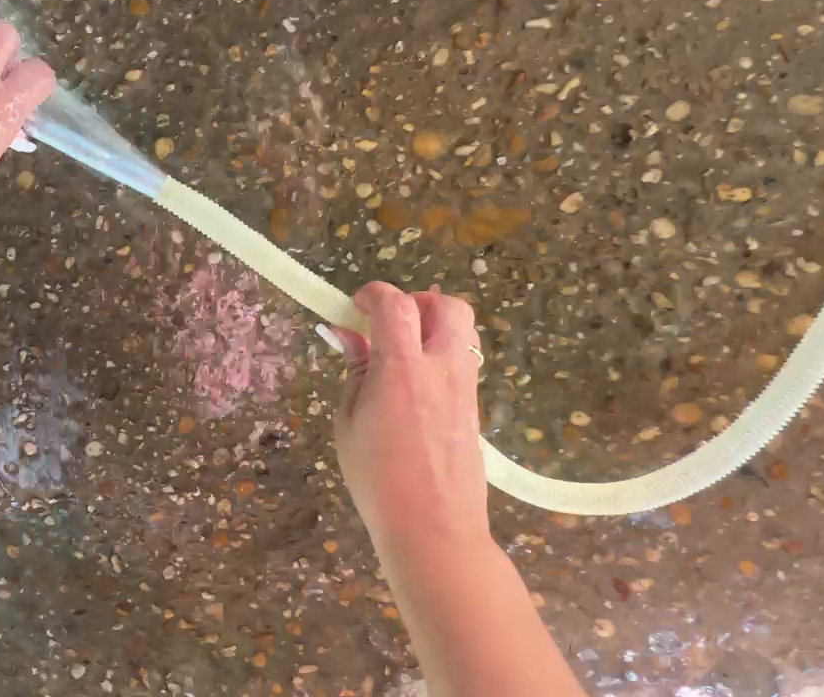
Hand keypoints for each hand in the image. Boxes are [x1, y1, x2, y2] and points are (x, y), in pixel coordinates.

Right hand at [331, 282, 491, 552]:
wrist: (434, 530)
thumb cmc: (377, 478)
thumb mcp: (348, 421)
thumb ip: (355, 372)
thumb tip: (348, 337)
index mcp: (402, 371)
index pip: (396, 305)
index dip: (373, 294)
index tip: (354, 305)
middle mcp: (442, 371)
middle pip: (448, 307)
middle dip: (418, 301)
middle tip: (390, 321)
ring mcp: (465, 390)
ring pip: (464, 333)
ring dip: (433, 327)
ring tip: (403, 350)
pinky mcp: (475, 410)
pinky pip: (463, 363)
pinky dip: (440, 357)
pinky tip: (414, 386)